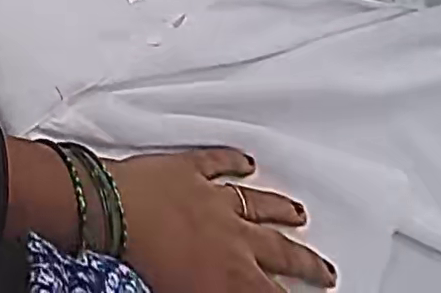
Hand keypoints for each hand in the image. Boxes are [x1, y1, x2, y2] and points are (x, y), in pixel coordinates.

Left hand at [111, 148, 334, 291]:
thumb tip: (232, 291)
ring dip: (279, 208)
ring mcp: (211, 197)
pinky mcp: (189, 169)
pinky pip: (217, 161)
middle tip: (326, 269)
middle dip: (306, 262)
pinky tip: (246, 160)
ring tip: (297, 211)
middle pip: (279, 250)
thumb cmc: (142, 266)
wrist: (115, 214)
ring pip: (257, 203)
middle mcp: (231, 235)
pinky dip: (233, 160)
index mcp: (232, 277)